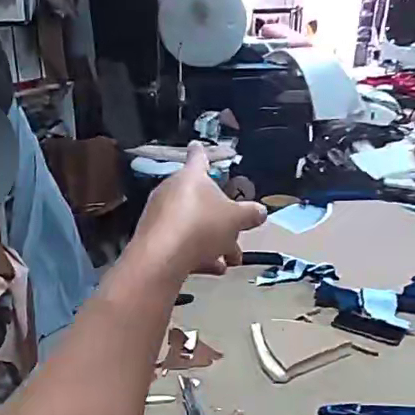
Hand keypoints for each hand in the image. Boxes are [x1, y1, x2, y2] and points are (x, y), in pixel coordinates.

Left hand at [130, 143, 267, 277]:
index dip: (202, 153)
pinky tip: (214, 270)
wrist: (162, 257)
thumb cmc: (202, 226)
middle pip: (200, 201)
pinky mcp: (153, 240)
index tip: (197, 145)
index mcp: (191, 177)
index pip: (198, 159)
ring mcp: (160, 216)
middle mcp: (171, 191)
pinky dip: (197, 254)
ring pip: (192, 225)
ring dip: (213, 242)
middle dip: (221, 221)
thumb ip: (249, 214)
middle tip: (237, 237)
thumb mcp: (235, 219)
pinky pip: (180, 243)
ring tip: (230, 261)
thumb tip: (260, 211)